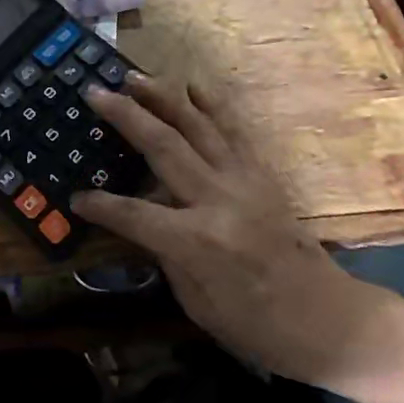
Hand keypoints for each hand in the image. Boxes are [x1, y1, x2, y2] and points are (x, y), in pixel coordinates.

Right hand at [72, 76, 403, 393]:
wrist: (327, 317)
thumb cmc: (256, 325)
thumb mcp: (196, 302)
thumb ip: (165, 255)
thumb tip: (142, 224)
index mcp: (195, 241)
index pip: (133, 214)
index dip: (100, 205)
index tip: (76, 196)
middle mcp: (217, 199)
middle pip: (163, 146)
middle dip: (125, 117)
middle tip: (95, 92)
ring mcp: (244, 180)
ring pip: (198, 126)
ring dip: (164, 98)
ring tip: (135, 77)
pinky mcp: (263, 174)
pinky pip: (235, 130)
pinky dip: (213, 104)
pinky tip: (195, 85)